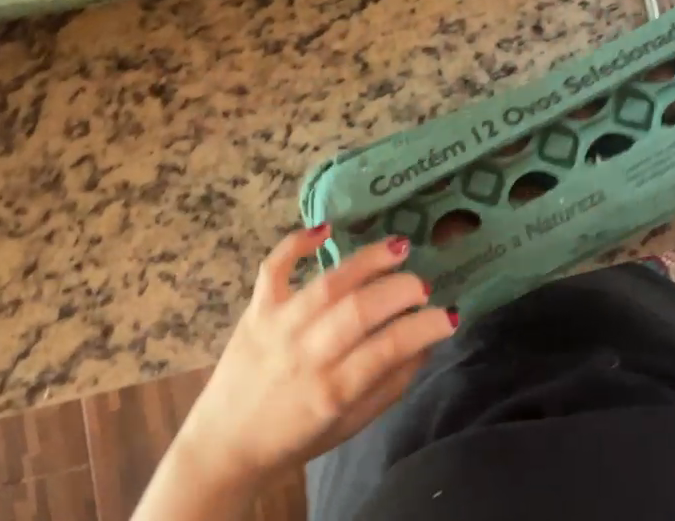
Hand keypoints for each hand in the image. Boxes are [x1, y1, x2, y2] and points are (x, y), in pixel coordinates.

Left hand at [169, 227, 455, 492]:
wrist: (225, 446)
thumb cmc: (296, 438)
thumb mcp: (350, 425)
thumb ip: (389, 385)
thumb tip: (427, 343)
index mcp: (332, 391)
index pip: (387, 350)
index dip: (424, 328)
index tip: (450, 315)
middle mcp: (305, 355)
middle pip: (357, 311)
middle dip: (399, 290)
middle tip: (423, 283)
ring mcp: (277, 327)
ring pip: (326, 284)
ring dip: (366, 261)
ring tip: (399, 246)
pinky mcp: (256, 309)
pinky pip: (274, 269)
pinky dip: (296, 243)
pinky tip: (326, 229)